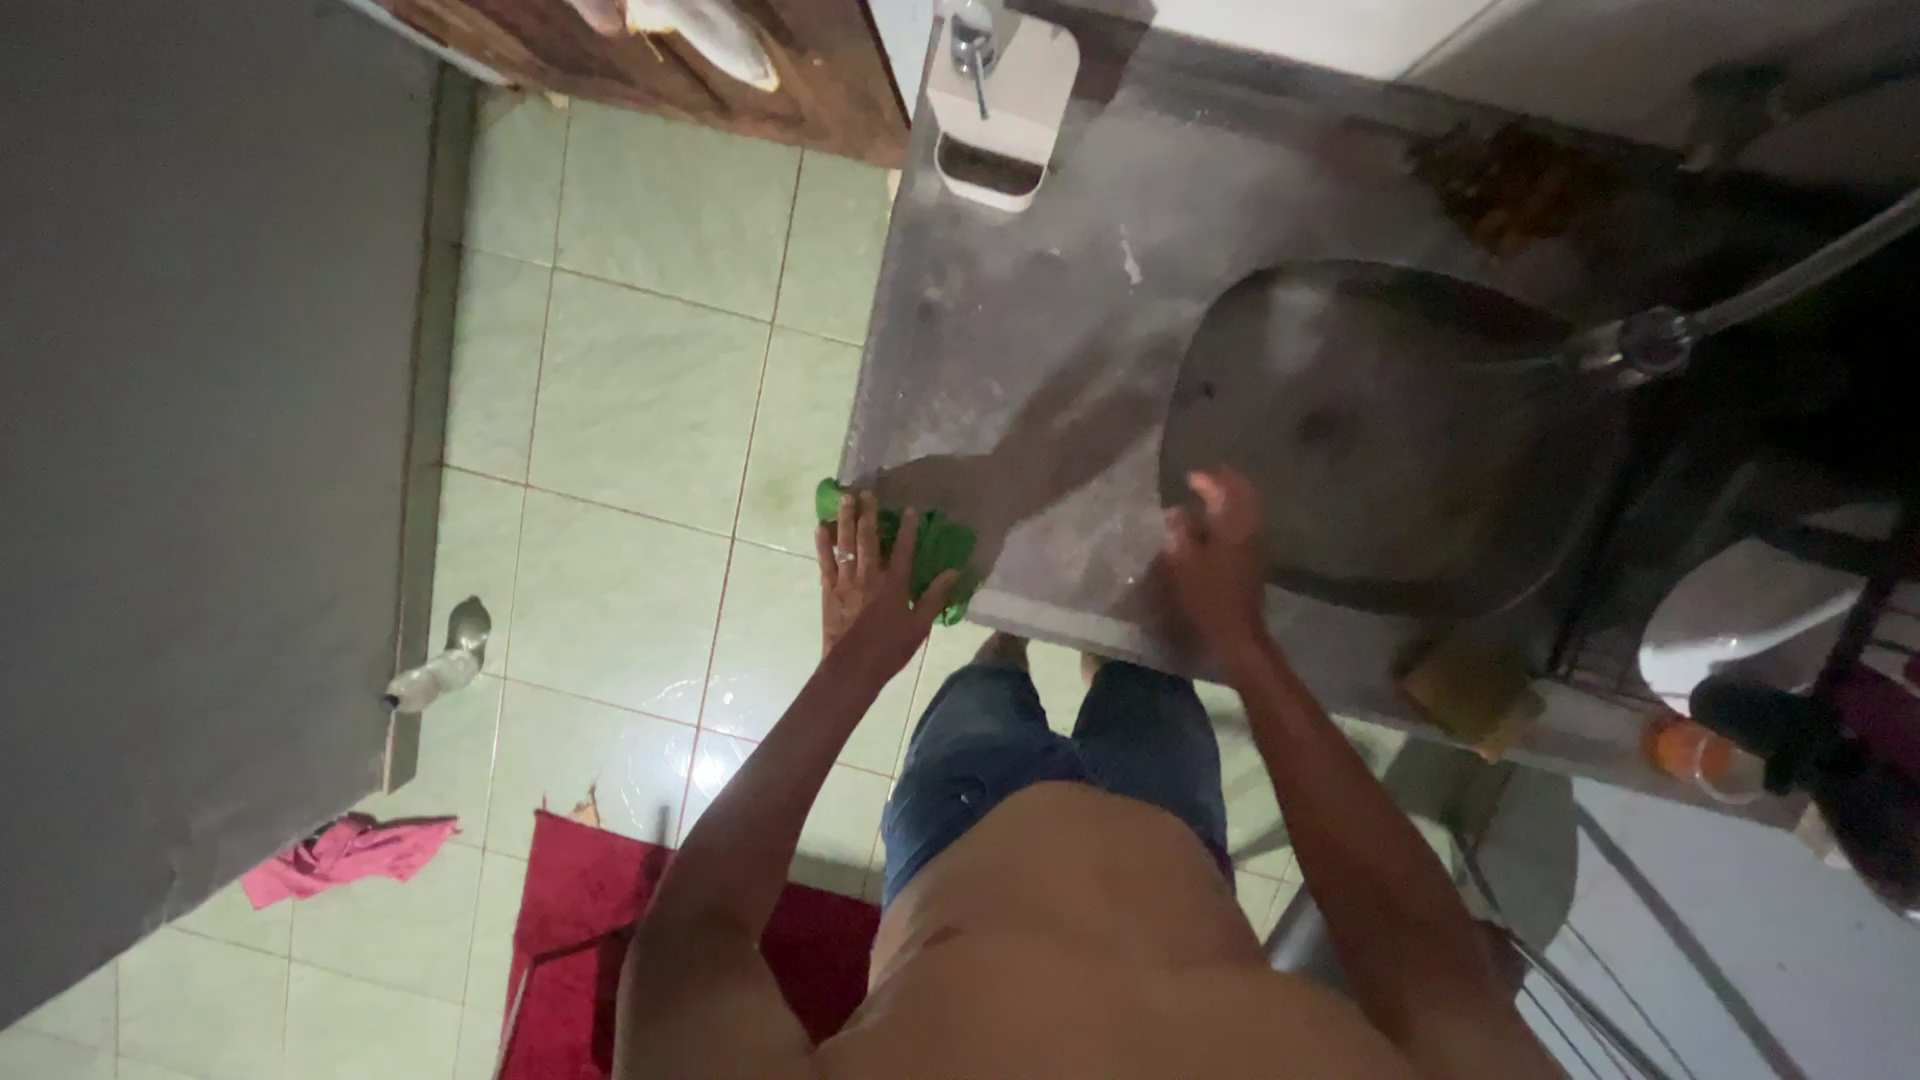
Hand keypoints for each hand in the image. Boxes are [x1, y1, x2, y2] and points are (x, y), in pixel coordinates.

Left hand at [817, 491, 958, 678]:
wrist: (852, 669)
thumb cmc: (889, 650)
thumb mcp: (919, 626)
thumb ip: (934, 597)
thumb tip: (952, 572)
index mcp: (894, 585)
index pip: (904, 549)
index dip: (907, 528)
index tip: (909, 509)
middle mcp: (869, 576)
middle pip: (869, 538)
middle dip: (868, 513)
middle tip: (867, 492)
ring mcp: (846, 581)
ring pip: (845, 544)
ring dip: (845, 519)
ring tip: (845, 498)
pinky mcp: (829, 590)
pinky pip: (825, 561)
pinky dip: (823, 543)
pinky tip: (820, 527)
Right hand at [1161, 467, 1268, 667]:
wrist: (1237, 632)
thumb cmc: (1205, 596)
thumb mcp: (1182, 562)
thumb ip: (1179, 532)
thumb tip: (1175, 511)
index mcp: (1231, 526)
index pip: (1222, 491)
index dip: (1206, 480)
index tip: (1189, 477)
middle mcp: (1248, 529)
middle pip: (1243, 495)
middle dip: (1226, 483)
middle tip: (1206, 478)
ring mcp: (1255, 545)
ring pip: (1247, 510)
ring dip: (1231, 499)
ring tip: (1211, 496)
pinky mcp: (1255, 560)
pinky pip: (1246, 525)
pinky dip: (1233, 516)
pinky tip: (1216, 523)